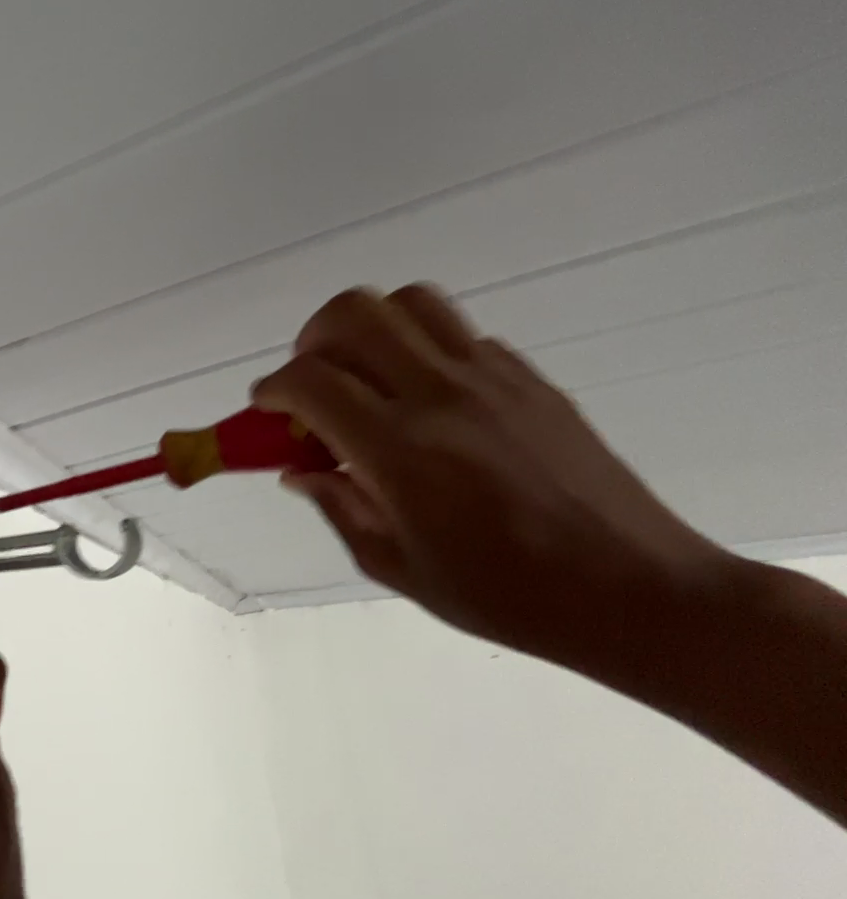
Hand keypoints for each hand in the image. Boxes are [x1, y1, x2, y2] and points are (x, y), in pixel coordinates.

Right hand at [252, 284, 731, 672]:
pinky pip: (459, 335)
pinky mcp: (531, 380)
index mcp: (400, 449)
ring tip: (364, 380)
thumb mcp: (392, 564)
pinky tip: (424, 406)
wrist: (634, 590)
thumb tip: (299, 471)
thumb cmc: (501, 593)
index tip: (265, 412)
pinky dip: (421, 352)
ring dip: (370, 331)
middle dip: (313, 341)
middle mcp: (442, 395)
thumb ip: (337, 505)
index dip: (273, 390)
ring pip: (411, 304)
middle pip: (356, 313)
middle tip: (311, 386)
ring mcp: (493, 379)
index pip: (311, 380)